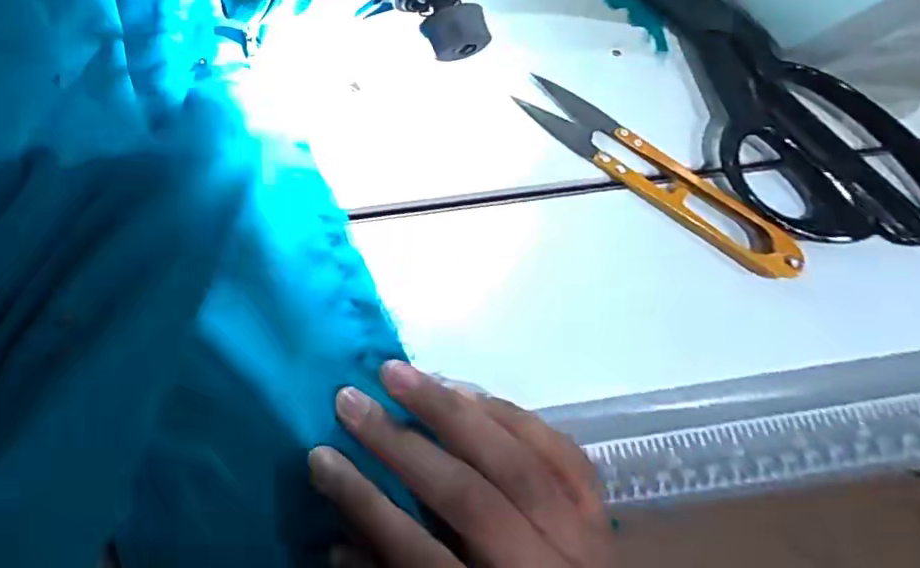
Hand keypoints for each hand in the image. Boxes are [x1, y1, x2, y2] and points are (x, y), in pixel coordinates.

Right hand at [308, 361, 611, 567]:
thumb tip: (334, 542)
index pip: (424, 558)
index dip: (368, 506)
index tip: (320, 457)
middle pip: (470, 500)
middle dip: (402, 444)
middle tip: (348, 399)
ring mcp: (585, 539)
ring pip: (514, 461)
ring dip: (448, 410)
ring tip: (395, 371)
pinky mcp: (599, 507)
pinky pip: (554, 446)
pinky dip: (504, 412)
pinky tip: (460, 388)